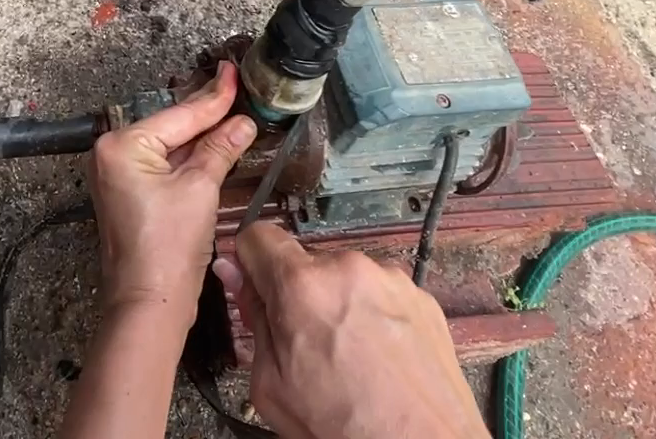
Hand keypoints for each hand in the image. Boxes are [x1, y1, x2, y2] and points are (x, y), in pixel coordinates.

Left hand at [86, 61, 256, 319]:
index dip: (213, 97)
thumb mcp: (199, 188)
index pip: (179, 115)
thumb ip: (219, 149)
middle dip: (206, 112)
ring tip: (232, 110)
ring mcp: (118, 174)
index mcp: (122, 144)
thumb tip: (242, 123)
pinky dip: (189, 157)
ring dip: (201, 135)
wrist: (148, 305)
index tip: (232, 72)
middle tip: (235, 85)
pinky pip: (163, 164)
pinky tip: (215, 144)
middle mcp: (112, 153)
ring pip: (169, 145)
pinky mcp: (129, 192)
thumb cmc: (167, 249)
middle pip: (171, 126)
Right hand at [213, 224, 488, 438]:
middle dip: (298, 292)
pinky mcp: (420, 296)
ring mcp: (389, 279)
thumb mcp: (272, 385)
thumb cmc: (347, 430)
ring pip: (343, 277)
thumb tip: (235, 275)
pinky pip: (380, 292)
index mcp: (302, 285)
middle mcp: (346, 267)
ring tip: (351, 356)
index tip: (254, 284)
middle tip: (307, 342)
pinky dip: (373, 315)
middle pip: (303, 261)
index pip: (258, 235)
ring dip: (338, 302)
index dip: (250, 260)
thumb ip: (252, 319)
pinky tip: (379, 358)